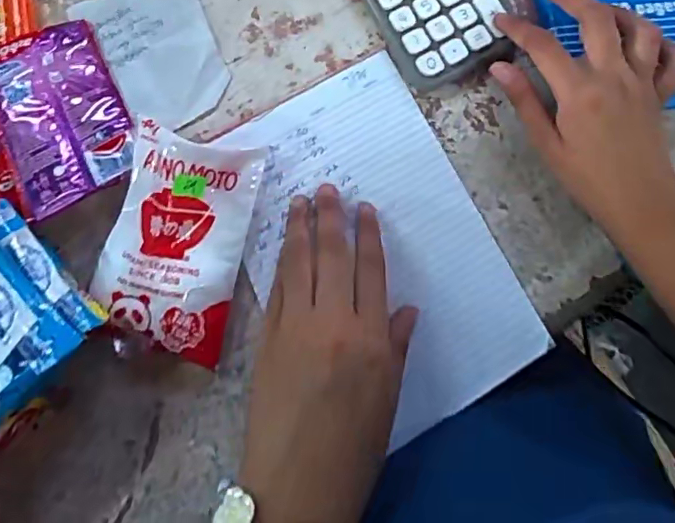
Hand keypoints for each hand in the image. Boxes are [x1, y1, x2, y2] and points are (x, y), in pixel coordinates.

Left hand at [240, 185, 416, 522]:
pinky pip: (278, 287)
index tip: (364, 208)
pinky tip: (284, 243)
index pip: (370, 272)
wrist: (295, 485)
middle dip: (330, 218)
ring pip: (299, 263)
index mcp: (370, 339)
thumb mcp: (388, 401)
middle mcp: (333, 322)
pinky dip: (282, 260)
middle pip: (332, 257)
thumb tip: (407, 307)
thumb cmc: (353, 448)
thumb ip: (396, 347)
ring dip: (299, 228)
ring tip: (301, 200)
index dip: (367, 236)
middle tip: (327, 188)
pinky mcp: (268, 335)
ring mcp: (295, 326)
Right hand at [489, 0, 674, 240]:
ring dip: (616, 11)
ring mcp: (642, 82)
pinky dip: (662, 44)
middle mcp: (613, 76)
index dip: (518, 28)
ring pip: (640, 29)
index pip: (543, 45)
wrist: (643, 205)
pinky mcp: (661, 94)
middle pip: (596, 19)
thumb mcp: (547, 143)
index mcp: (579, 91)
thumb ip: (525, 100)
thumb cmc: (588, 178)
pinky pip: (673, 59)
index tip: (500, 19)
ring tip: (595, 9)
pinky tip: (641, 42)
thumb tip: (499, 66)